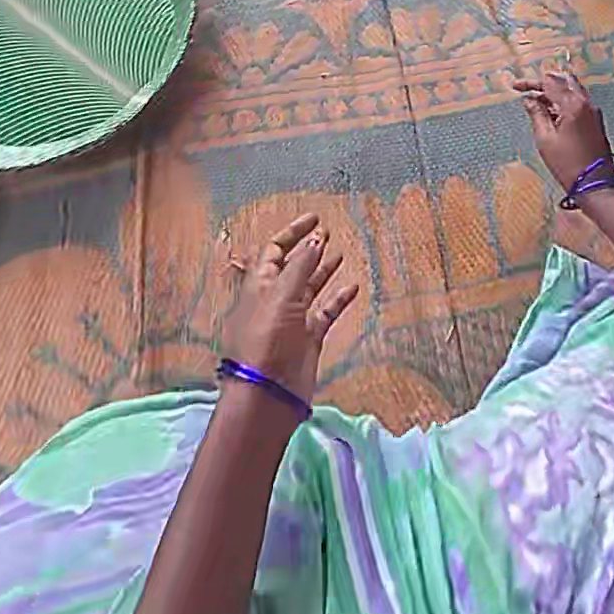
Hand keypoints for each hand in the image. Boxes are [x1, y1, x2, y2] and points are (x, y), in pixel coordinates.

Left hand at [220, 214, 359, 403]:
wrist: (268, 394)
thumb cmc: (266, 341)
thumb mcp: (280, 296)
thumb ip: (300, 267)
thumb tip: (316, 240)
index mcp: (260, 284)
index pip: (275, 249)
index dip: (293, 232)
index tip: (314, 218)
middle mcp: (275, 298)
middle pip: (293, 266)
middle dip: (309, 248)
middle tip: (328, 232)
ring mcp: (292, 319)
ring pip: (310, 287)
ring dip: (323, 270)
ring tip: (339, 253)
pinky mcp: (308, 338)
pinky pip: (325, 312)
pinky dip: (338, 299)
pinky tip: (352, 288)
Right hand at [515, 70, 613, 186]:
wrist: (594, 183)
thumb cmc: (567, 163)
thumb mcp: (545, 138)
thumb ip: (536, 114)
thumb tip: (529, 100)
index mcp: (573, 105)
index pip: (550, 83)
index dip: (530, 83)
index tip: (516, 86)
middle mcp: (586, 103)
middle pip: (565, 81)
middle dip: (545, 82)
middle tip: (528, 89)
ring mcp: (593, 112)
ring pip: (573, 90)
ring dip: (555, 91)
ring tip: (537, 102)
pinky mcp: (595, 121)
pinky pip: (578, 101)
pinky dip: (564, 100)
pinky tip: (551, 112)